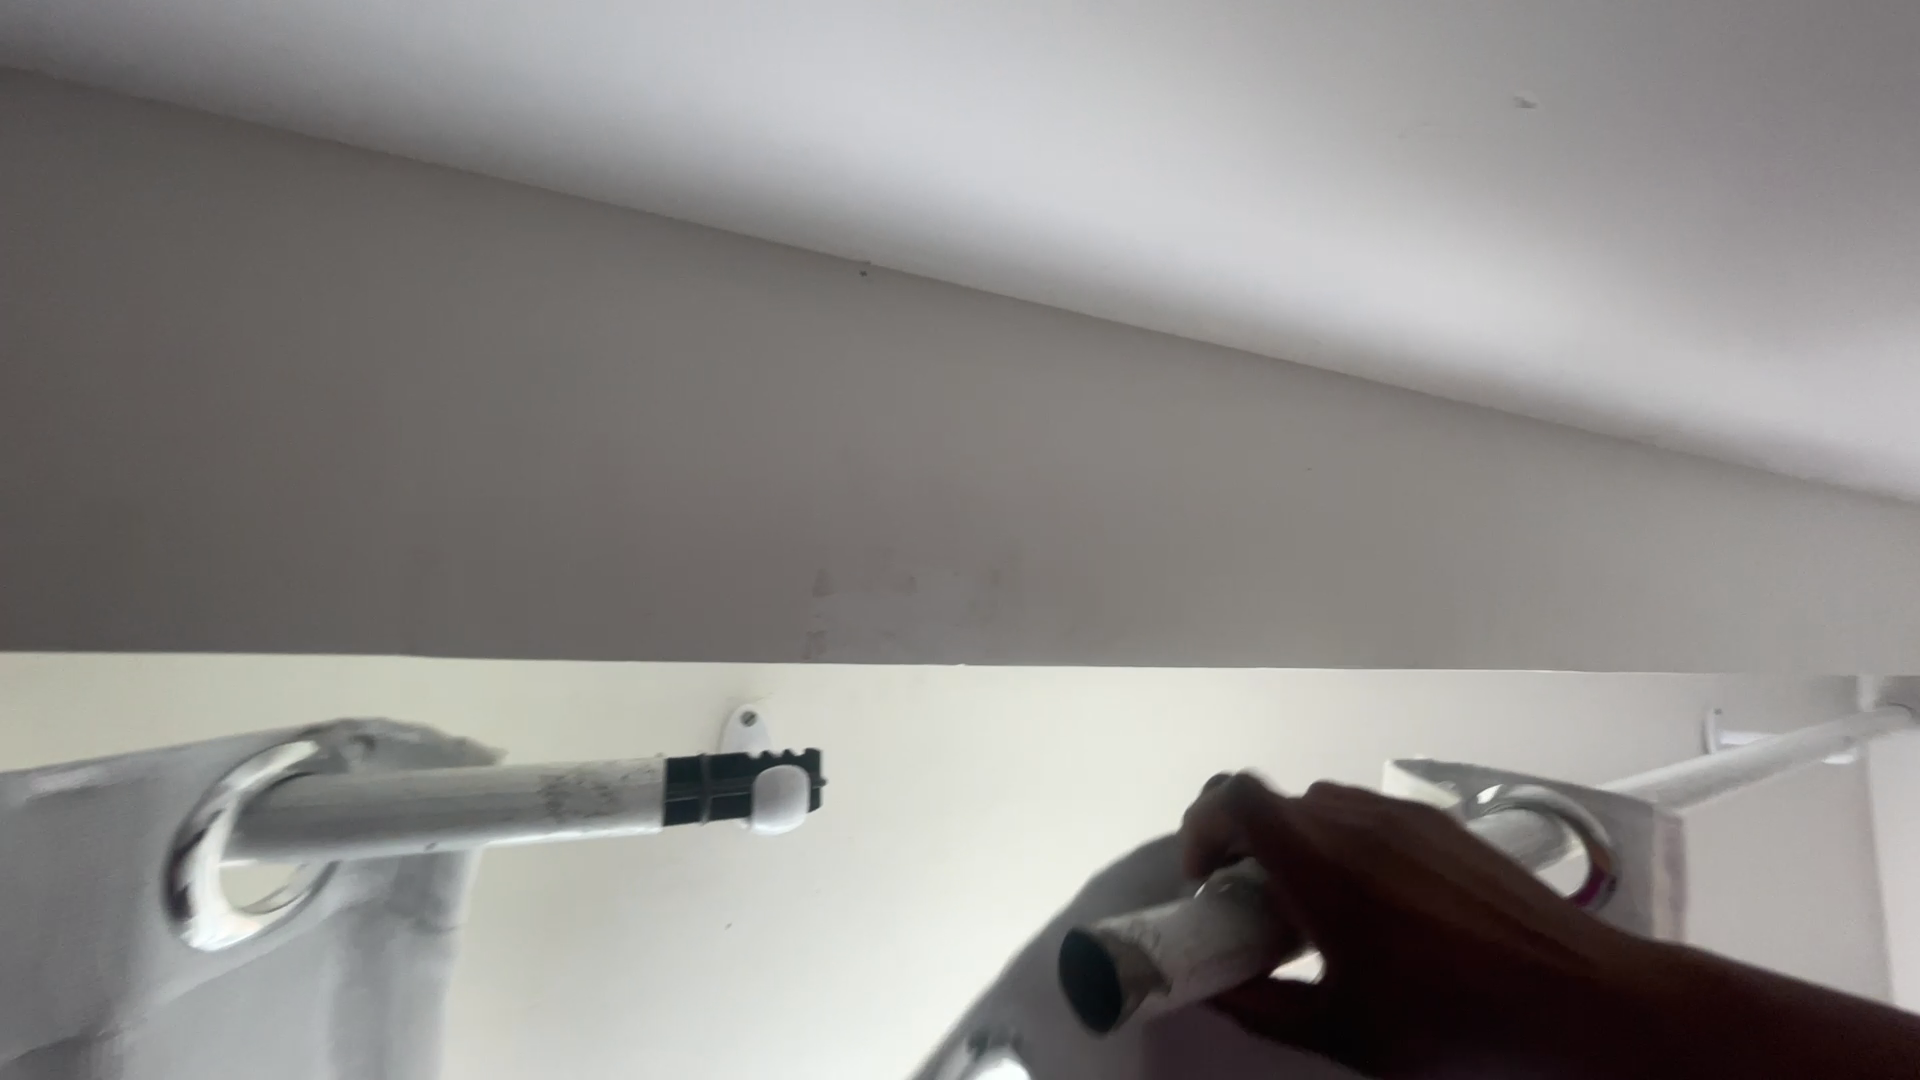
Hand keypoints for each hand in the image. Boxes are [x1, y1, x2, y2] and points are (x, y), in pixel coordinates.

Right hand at [1179, 773, 1654, 1078]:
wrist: (1590, 1004)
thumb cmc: (1457, 1024)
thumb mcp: (1346, 1036)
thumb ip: (1263, 1009)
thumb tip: (1215, 989)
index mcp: (1317, 864)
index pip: (1230, 797)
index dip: (1203, 825)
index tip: (1209, 879)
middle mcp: (1348, 820)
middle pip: (1268, 804)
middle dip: (1246, 846)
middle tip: (1260, 903)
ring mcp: (1395, 813)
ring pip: (1315, 806)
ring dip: (1296, 842)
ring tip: (1324, 902)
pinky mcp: (1435, 820)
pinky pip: (1364, 813)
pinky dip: (1344, 841)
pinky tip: (1386, 899)